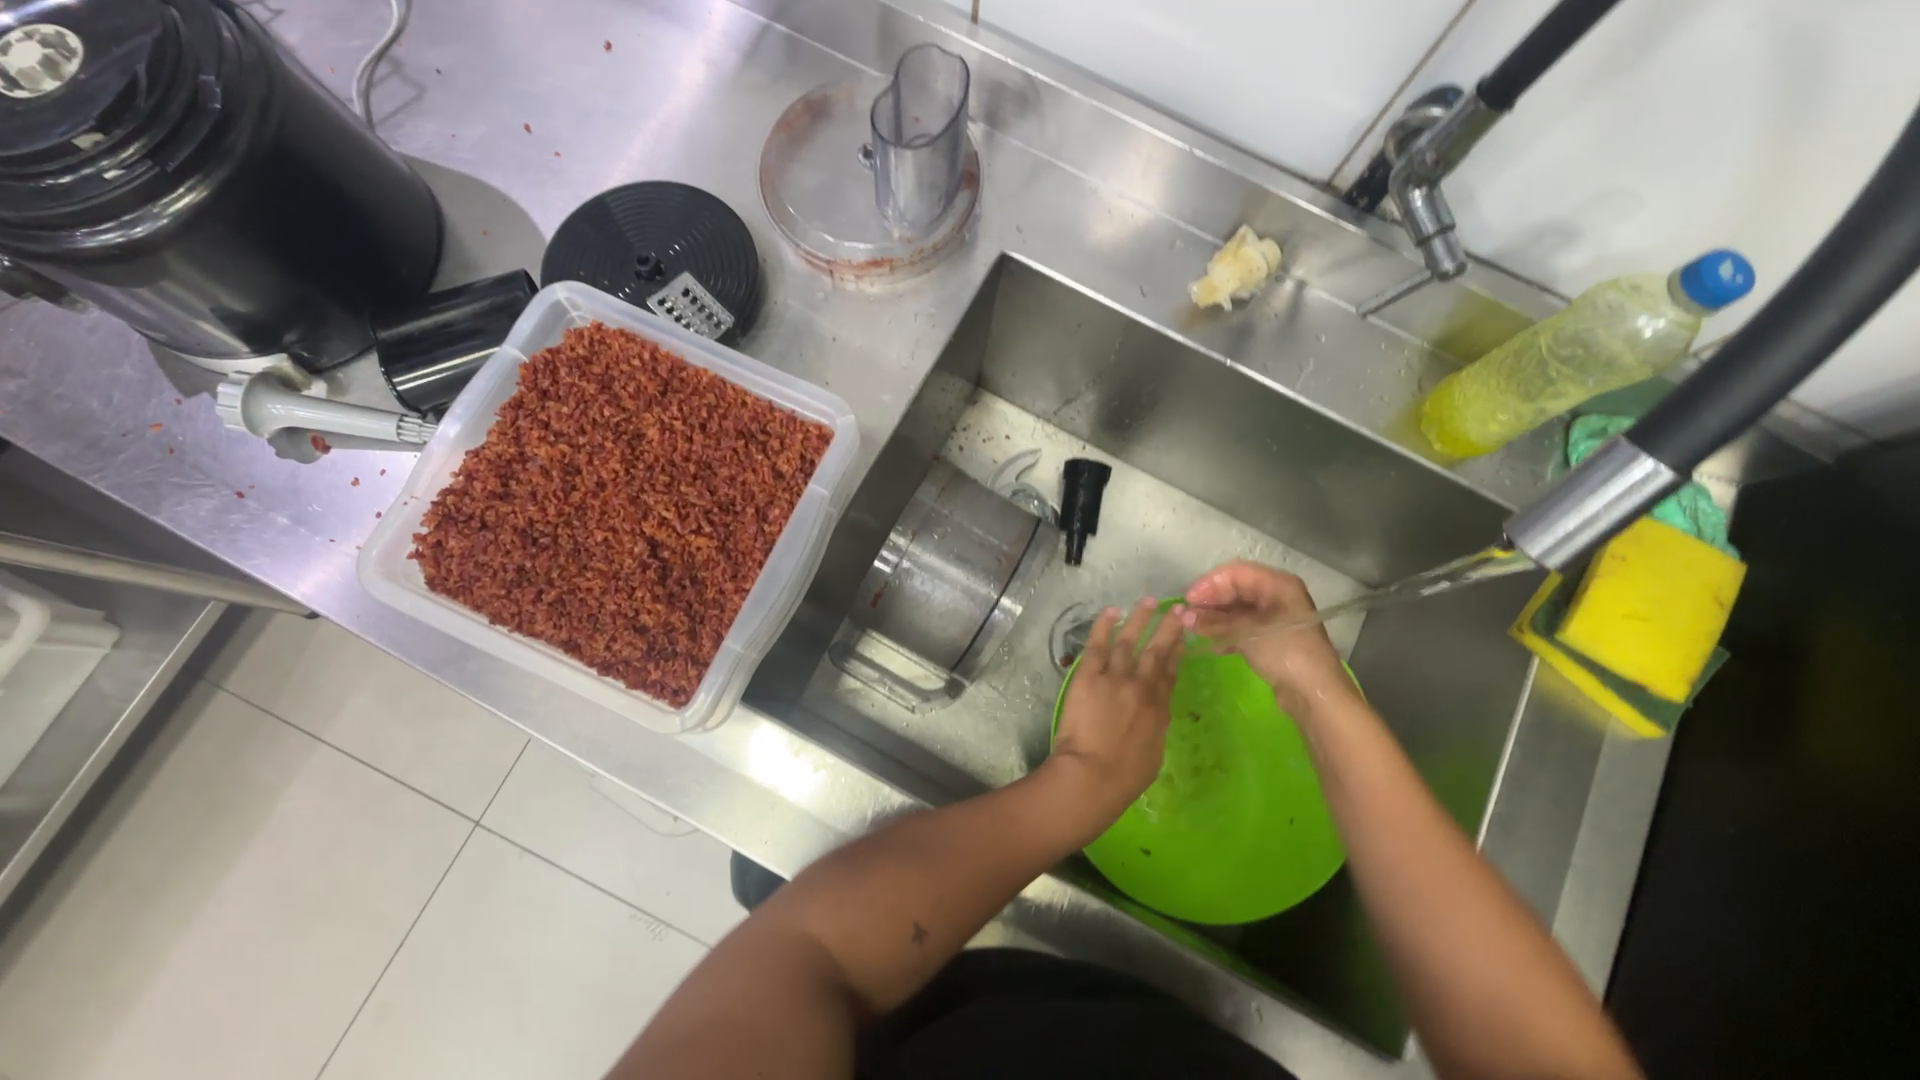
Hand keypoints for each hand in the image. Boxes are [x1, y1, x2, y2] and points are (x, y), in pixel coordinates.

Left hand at [1046, 598, 1185, 834]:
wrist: (1093, 774)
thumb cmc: (1125, 775)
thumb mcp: (1154, 752)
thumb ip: (1156, 727)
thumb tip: (1155, 715)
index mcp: (1160, 708)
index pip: (1171, 673)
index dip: (1178, 652)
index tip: (1183, 636)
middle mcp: (1142, 687)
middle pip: (1158, 651)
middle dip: (1169, 628)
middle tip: (1179, 608)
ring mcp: (1116, 678)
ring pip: (1130, 640)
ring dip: (1140, 619)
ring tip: (1148, 601)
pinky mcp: (1089, 676)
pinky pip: (1098, 645)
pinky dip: (1104, 626)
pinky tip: (1111, 611)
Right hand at [1182, 561, 1360, 719]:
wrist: (1314, 692)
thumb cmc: (1285, 653)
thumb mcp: (1247, 633)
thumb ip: (1215, 622)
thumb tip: (1184, 616)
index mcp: (1278, 585)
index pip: (1236, 573)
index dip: (1210, 584)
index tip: (1188, 600)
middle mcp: (1278, 595)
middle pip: (1236, 589)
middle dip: (1210, 601)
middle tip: (1187, 615)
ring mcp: (1275, 617)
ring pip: (1238, 609)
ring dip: (1215, 618)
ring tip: (1193, 629)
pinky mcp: (1272, 637)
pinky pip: (1244, 626)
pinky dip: (1226, 632)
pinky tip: (1210, 643)